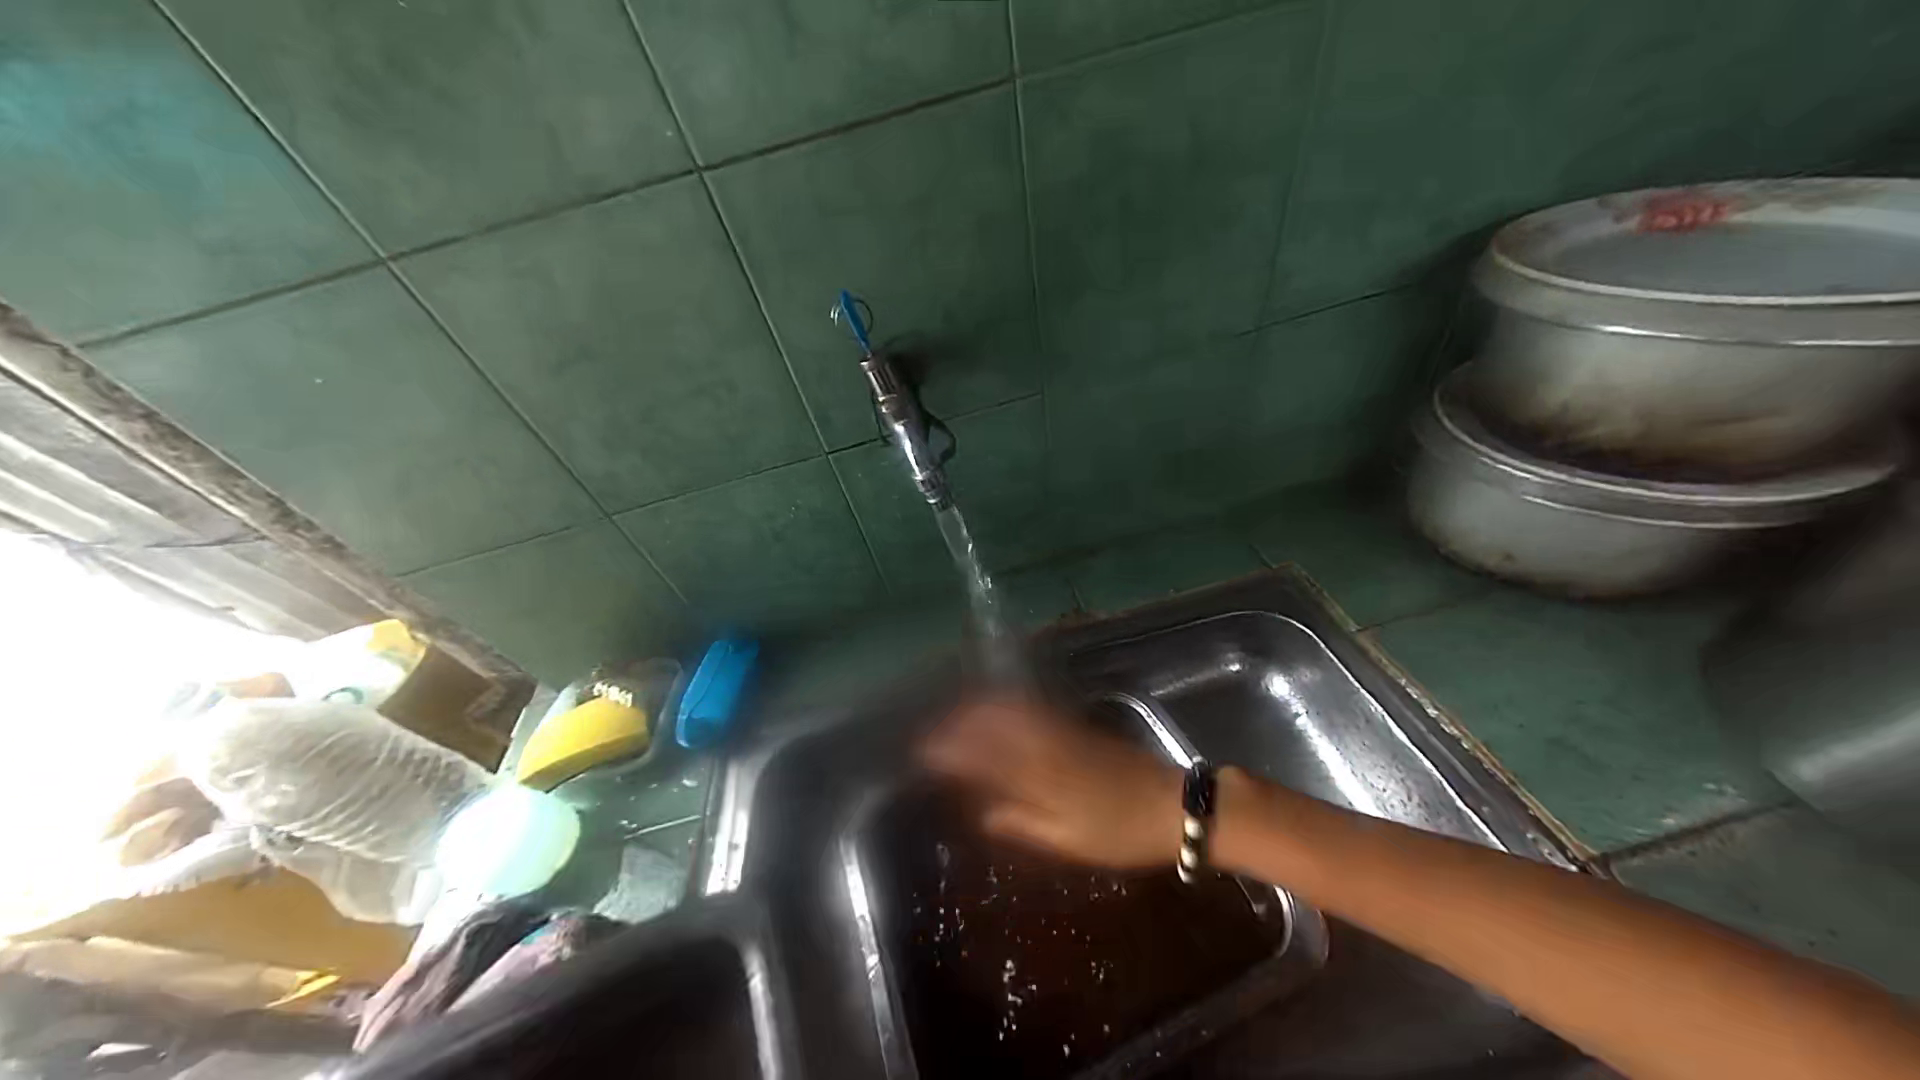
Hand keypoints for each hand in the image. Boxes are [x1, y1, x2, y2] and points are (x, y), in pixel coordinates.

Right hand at [918, 696, 1185, 870]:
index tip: (923, 752)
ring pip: (1012, 709)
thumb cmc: (1121, 832)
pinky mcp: (1079, 727)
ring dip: (979, 707)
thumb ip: (1024, 824)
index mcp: (1041, 776)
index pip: (985, 756)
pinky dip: (1007, 704)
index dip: (951, 750)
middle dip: (959, 722)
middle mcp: (1046, 745)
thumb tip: (982, 816)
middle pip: (994, 723)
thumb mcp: (1070, 841)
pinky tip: (998, 707)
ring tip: (954, 713)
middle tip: (931, 730)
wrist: (1175, 804)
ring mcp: (1064, 731)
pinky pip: (1033, 708)